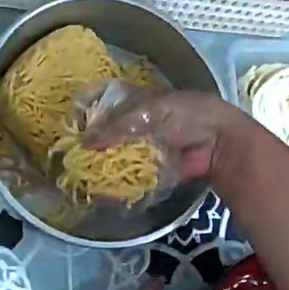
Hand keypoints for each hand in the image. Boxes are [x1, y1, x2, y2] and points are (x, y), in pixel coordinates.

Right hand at [84, 90, 243, 181]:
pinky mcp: (156, 170)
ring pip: (121, 156)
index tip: (71, 127)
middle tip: (72, 155)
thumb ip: (117, 126)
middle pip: (112, 134)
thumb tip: (86, 142)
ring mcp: (149, 148)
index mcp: (141, 101)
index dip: (91, 115)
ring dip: (105, 165)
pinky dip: (121, 183)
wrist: (217, 142)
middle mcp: (142, 124)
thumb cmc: (183, 115)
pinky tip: (102, 188)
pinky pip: (134, 176)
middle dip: (95, 144)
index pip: (108, 107)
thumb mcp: (148, 112)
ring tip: (83, 174)